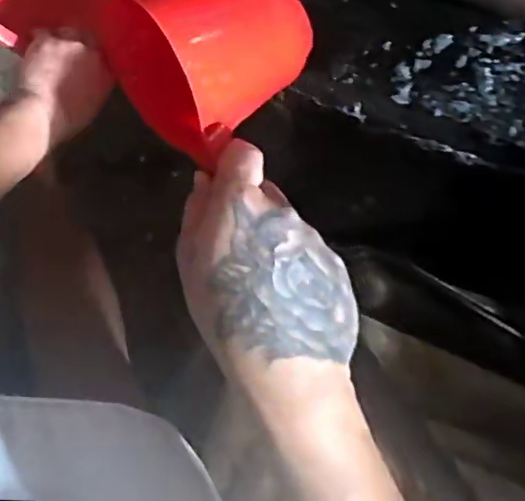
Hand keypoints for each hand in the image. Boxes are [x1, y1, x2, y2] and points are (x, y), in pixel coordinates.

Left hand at [15, 29, 114, 146]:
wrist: (39, 113)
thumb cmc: (65, 119)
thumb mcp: (92, 106)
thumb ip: (98, 86)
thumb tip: (93, 77)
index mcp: (106, 71)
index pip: (105, 56)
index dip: (94, 57)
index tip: (86, 61)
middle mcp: (92, 52)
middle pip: (88, 39)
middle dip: (79, 44)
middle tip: (68, 52)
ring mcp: (70, 42)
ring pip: (67, 32)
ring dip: (60, 39)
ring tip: (50, 46)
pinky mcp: (47, 39)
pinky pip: (42, 32)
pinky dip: (38, 37)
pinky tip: (32, 42)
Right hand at [177, 140, 359, 408]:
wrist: (290, 373)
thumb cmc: (227, 313)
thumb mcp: (190, 263)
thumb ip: (195, 213)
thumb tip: (204, 181)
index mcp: (243, 203)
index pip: (244, 152)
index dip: (232, 163)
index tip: (221, 185)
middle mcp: (282, 210)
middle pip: (264, 193)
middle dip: (248, 210)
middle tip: (235, 250)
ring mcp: (312, 236)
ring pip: (284, 224)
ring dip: (271, 239)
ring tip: (261, 283)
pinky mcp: (334, 263)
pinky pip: (305, 251)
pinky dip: (293, 265)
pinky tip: (285, 299)